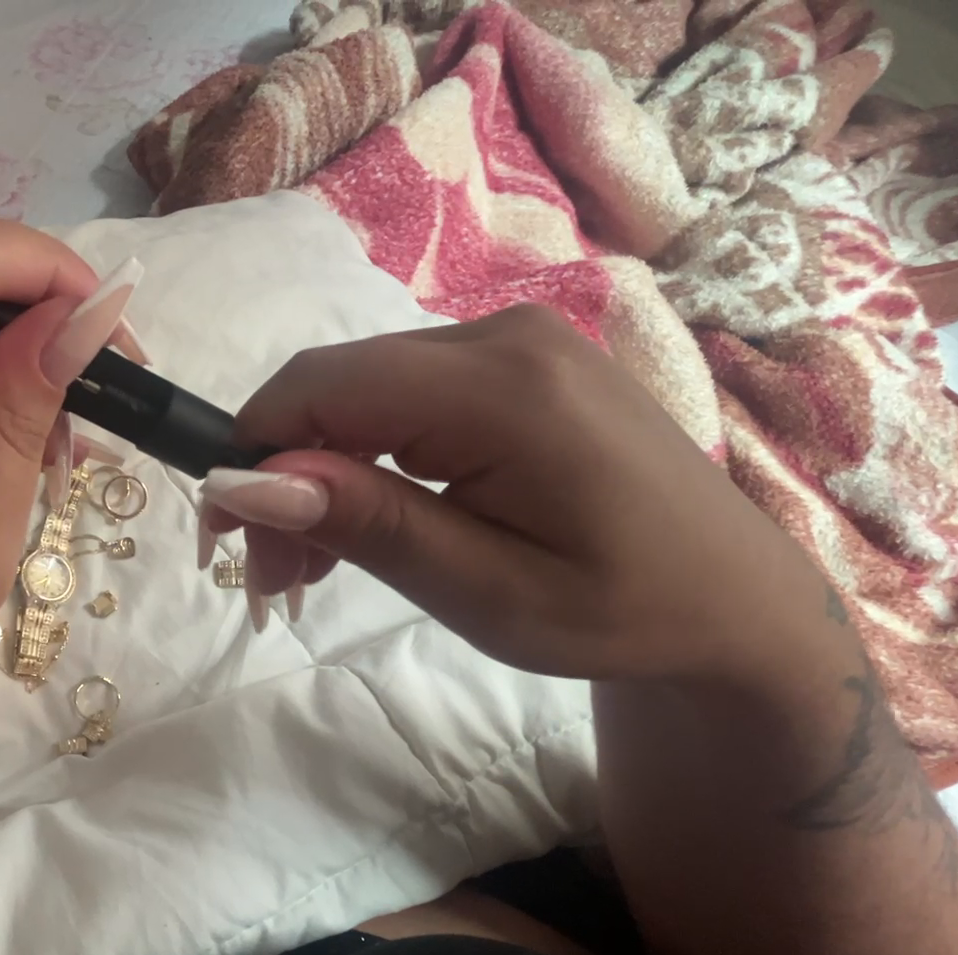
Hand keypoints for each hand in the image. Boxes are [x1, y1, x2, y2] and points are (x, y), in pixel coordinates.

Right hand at [203, 305, 840, 685]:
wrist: (733, 602)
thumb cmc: (619, 613)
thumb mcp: (482, 591)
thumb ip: (363, 523)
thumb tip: (240, 482)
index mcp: (503, 389)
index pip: (321, 388)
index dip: (249, 451)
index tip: (224, 540)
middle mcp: (501, 337)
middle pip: (332, 388)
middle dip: (279, 477)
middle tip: (273, 575)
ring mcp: (510, 343)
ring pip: (355, 394)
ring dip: (313, 474)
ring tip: (311, 563)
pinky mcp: (511, 365)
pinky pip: (397, 398)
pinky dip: (357, 459)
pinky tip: (360, 518)